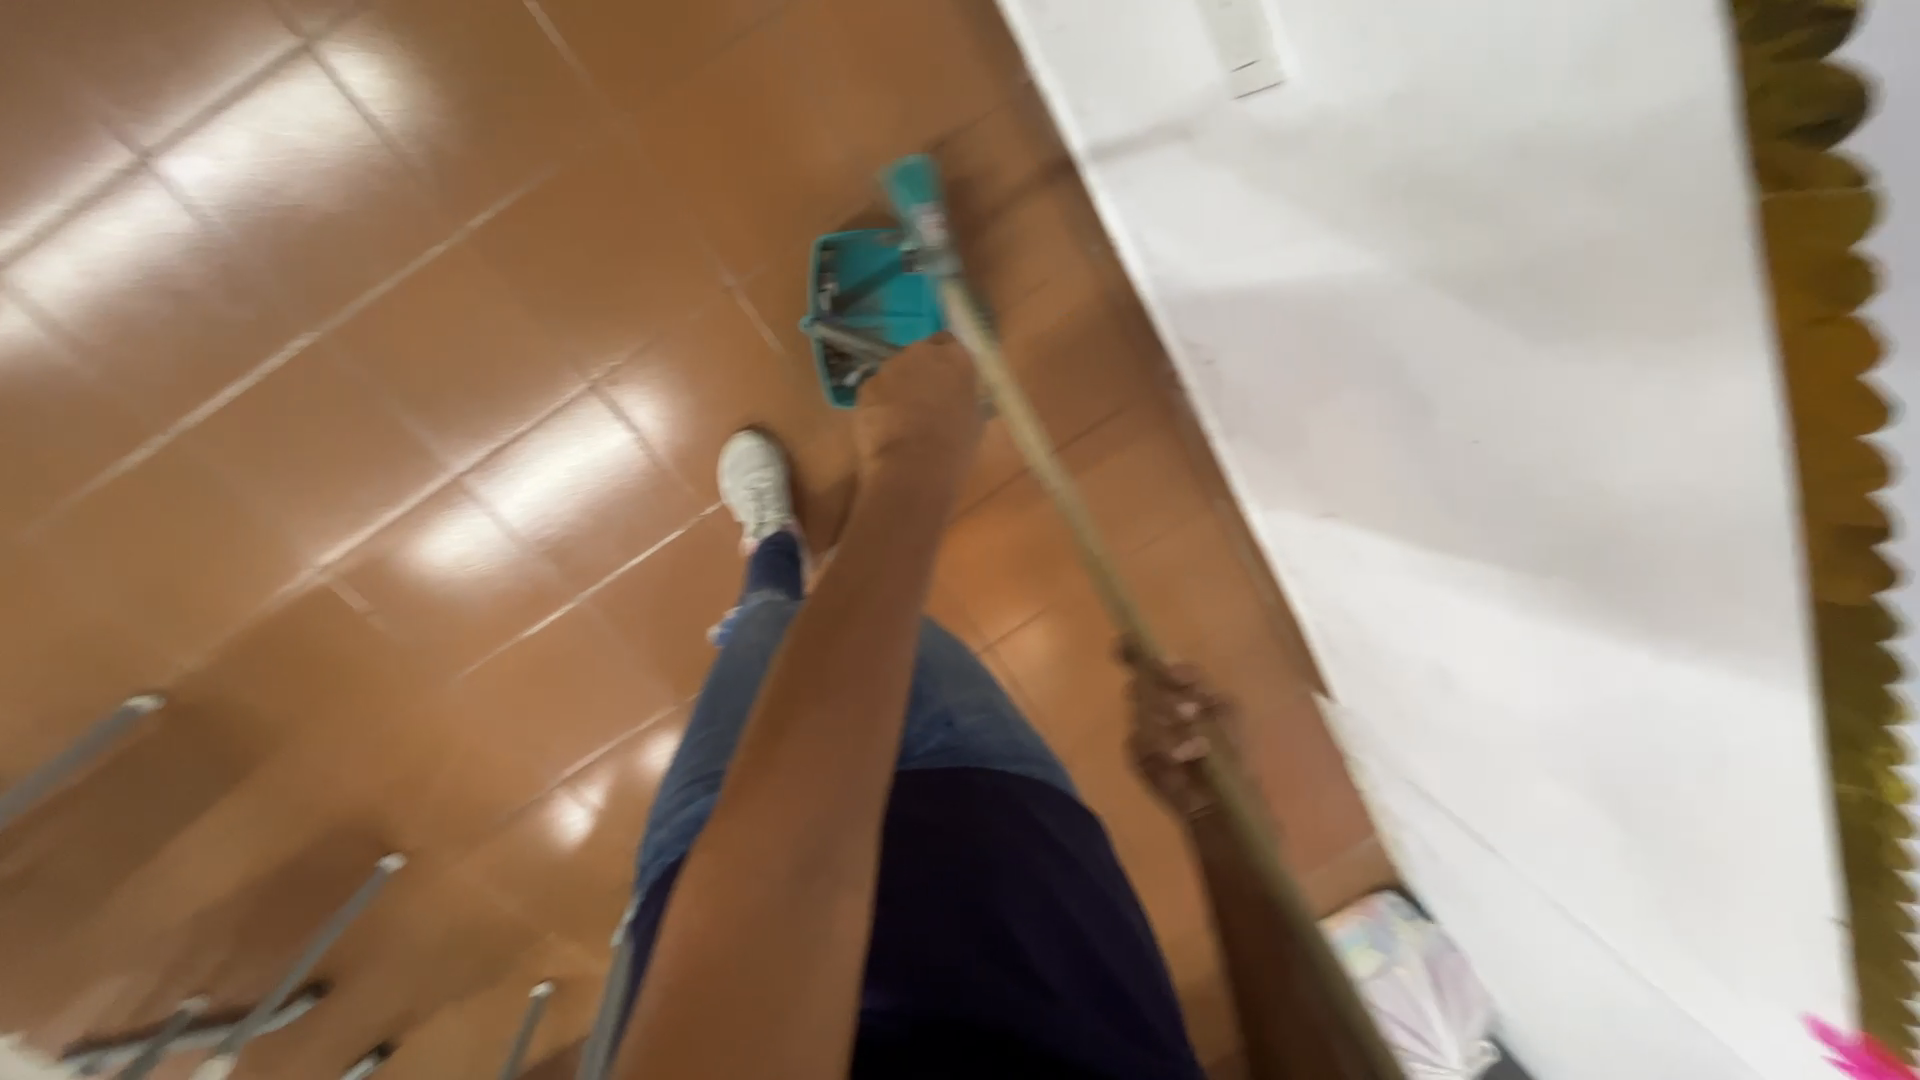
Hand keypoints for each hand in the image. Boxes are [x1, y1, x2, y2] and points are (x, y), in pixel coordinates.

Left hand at [853, 333, 982, 484]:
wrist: (912, 466)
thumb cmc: (955, 446)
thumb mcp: (975, 421)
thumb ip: (965, 399)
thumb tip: (958, 399)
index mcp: (955, 358)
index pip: (949, 343)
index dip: (947, 362)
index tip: (948, 381)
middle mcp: (920, 353)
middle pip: (919, 355)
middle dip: (921, 373)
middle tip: (927, 402)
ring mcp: (888, 369)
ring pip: (895, 372)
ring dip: (899, 388)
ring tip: (904, 420)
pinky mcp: (865, 388)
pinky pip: (876, 391)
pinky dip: (880, 404)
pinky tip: (886, 429)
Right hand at [1124, 654, 1232, 818]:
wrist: (1226, 797)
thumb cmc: (1230, 749)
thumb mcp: (1224, 706)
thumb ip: (1195, 680)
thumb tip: (1165, 659)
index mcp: (1174, 687)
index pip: (1143, 660)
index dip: (1131, 650)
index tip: (1126, 648)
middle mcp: (1152, 702)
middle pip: (1140, 685)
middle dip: (1165, 698)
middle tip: (1191, 713)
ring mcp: (1140, 728)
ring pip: (1140, 713)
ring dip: (1170, 727)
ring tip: (1198, 747)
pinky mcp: (1135, 753)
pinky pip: (1138, 741)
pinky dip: (1164, 749)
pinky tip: (1182, 760)